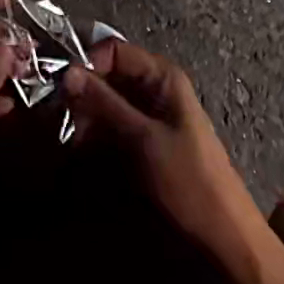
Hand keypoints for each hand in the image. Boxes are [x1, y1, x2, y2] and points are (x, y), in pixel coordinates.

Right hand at [62, 40, 263, 252]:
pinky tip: (83, 152)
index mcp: (162, 76)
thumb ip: (105, 104)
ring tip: (71, 141)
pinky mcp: (144, 140)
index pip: (114, 50)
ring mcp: (150, 114)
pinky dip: (96, 135)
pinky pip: (112, 125)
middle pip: (108, 75)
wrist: (221, 233)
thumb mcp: (143, 139)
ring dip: (86, 118)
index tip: (62, 89)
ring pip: (106, 102)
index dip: (87, 64)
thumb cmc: (188, 180)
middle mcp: (154, 87)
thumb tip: (68, 72)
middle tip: (61, 119)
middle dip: (83, 94)